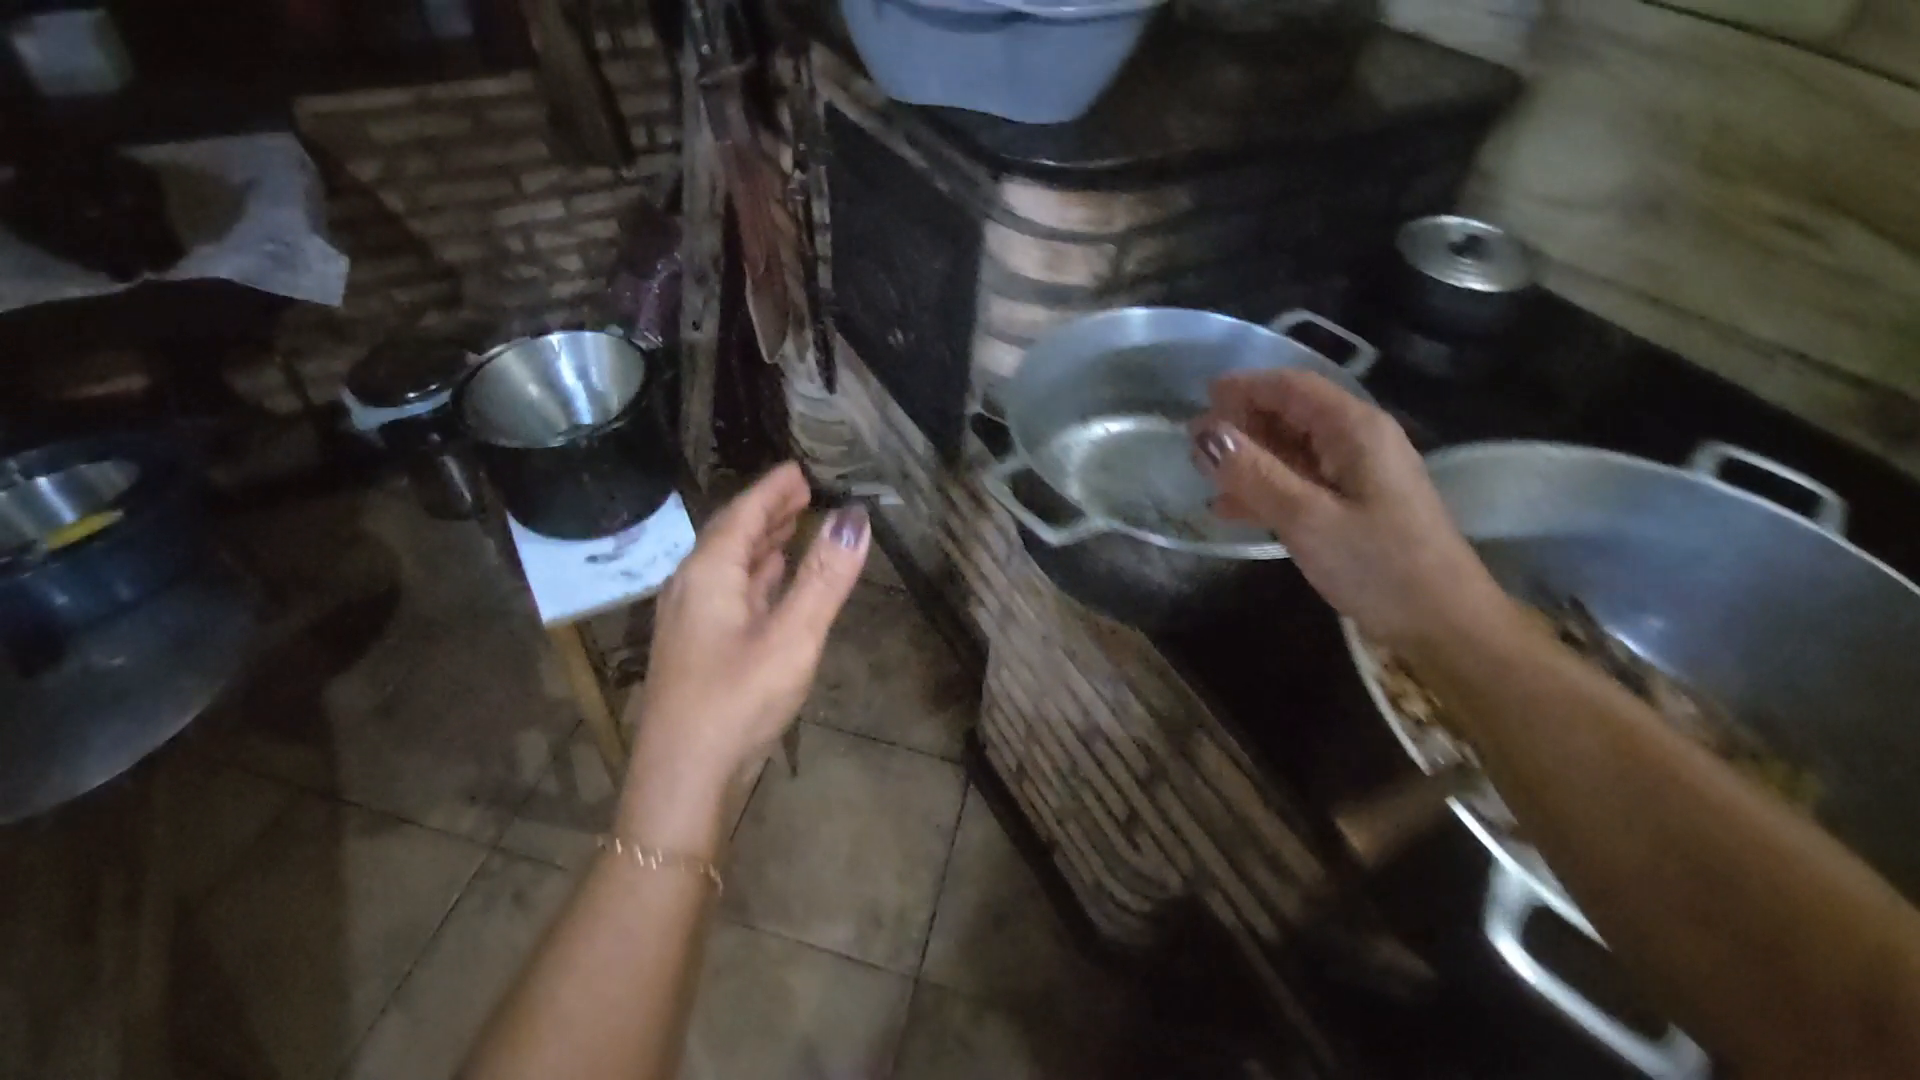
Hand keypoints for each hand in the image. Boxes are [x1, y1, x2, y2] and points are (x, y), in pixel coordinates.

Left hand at [617, 463, 867, 846]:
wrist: (682, 778)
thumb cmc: (737, 701)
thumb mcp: (792, 636)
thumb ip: (824, 577)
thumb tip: (855, 517)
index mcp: (709, 574)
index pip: (743, 514)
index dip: (772, 489)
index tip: (799, 469)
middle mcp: (692, 587)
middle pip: (732, 536)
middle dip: (768, 512)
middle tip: (804, 493)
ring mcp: (690, 620)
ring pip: (729, 566)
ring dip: (761, 543)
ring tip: (793, 528)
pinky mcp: (696, 649)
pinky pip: (728, 593)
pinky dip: (754, 577)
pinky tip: (769, 584)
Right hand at [1193, 369, 1509, 650]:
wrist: (1443, 623)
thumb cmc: (1378, 565)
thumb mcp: (1307, 518)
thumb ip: (1253, 473)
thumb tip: (1204, 433)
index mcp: (1354, 429)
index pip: (1292, 387)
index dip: (1244, 387)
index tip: (1198, 399)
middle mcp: (1358, 440)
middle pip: (1291, 414)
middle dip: (1241, 423)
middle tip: (1193, 445)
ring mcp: (1358, 474)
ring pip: (1293, 450)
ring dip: (1249, 458)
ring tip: (1204, 476)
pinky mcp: (1355, 505)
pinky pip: (1302, 482)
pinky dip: (1266, 488)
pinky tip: (1231, 510)